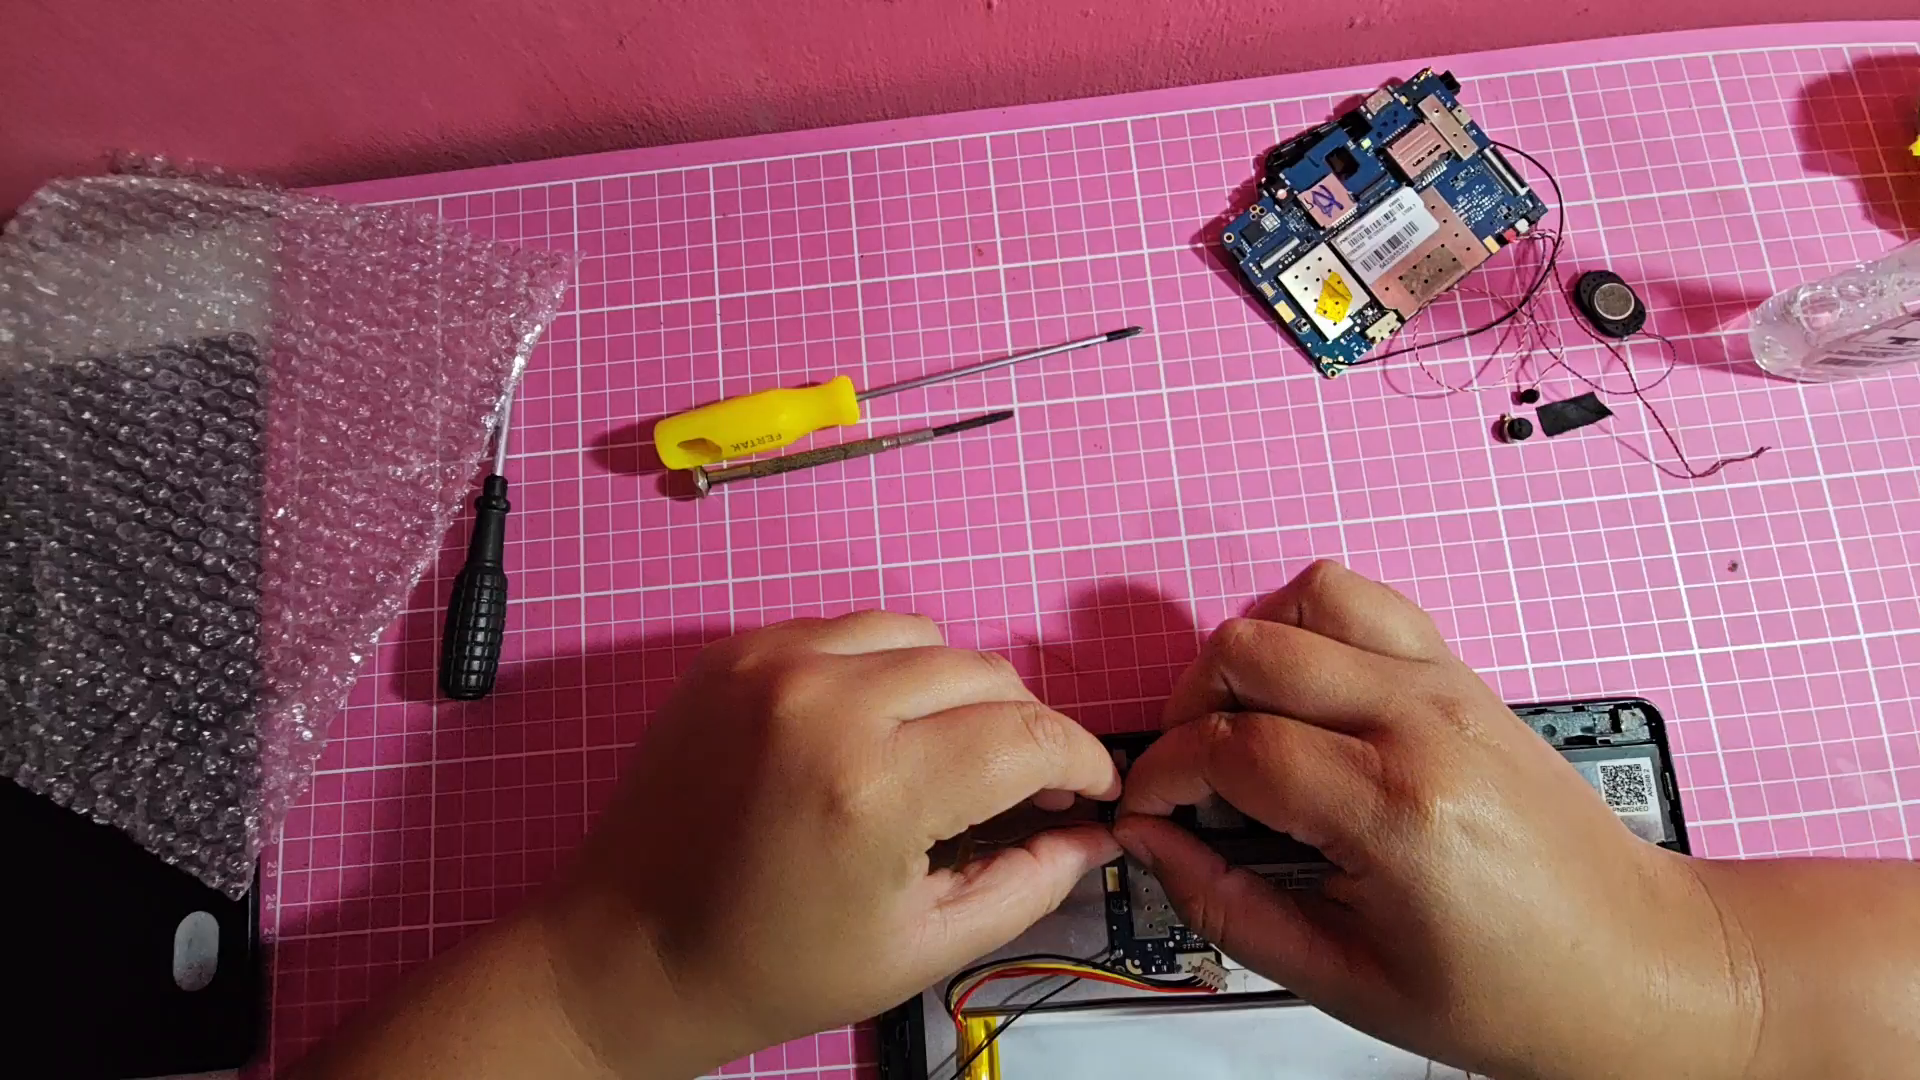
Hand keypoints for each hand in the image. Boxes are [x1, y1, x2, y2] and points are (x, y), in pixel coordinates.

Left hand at [541, 613, 1121, 1075]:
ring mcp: (775, 658)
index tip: (1091, 785)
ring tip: (939, 746)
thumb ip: (1027, 881)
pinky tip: (870, 720)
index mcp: (874, 787)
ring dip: (955, 688)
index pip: (1025, 736)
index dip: (1079, 758)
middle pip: (983, 672)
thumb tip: (1093, 830)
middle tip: (1017, 778)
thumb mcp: (919, 948)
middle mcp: (827, 698)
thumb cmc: (775, 965)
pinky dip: (887, 667)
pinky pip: (854, 629)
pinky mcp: (740, 646)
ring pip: (925, 636)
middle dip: (1023, 725)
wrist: (622, 949)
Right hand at [1114, 561, 1754, 1079]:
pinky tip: (1298, 682)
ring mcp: (1441, 681)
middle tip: (1191, 771)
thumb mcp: (1345, 980)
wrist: (1648, 967)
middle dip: (1187, 711)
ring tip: (1241, 717)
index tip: (1149, 805)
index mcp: (1394, 807)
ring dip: (1242, 655)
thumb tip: (1151, 842)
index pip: (1231, 748)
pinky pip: (1355, 596)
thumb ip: (1223, 904)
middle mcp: (1418, 720)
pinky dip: (1301, 621)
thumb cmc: (1517, 992)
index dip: (1164, 775)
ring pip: (1296, 602)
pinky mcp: (1453, 667)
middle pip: (1246, 655)